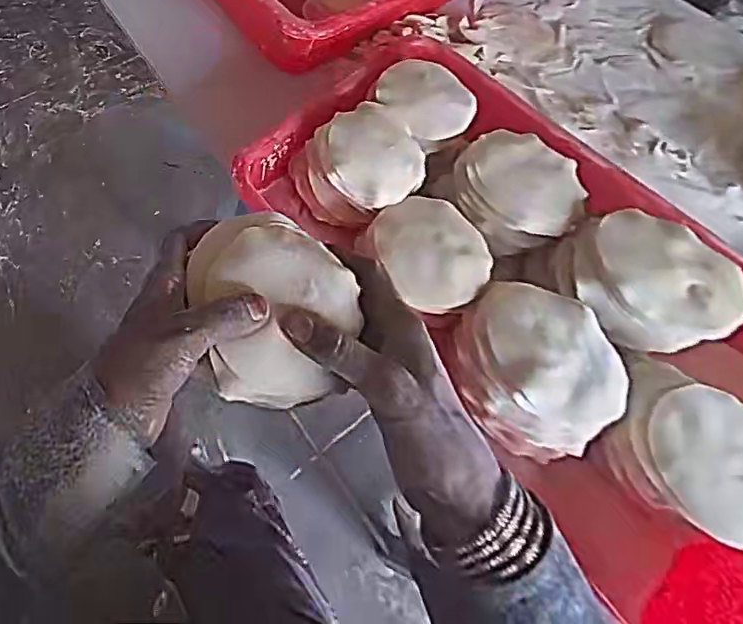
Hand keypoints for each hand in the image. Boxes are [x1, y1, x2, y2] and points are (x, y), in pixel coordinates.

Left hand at [92, 222, 269, 444]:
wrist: (114, 414)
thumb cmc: (142, 363)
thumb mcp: (185, 334)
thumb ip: (223, 316)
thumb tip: (261, 303)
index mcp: (162, 285)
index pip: (178, 241)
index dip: (202, 229)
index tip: (231, 229)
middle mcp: (166, 302)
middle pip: (195, 270)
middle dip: (223, 265)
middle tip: (254, 267)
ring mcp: (170, 330)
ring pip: (204, 305)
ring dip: (227, 302)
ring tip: (260, 301)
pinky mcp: (177, 358)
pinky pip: (208, 338)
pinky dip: (227, 337)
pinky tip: (248, 343)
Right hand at [281, 251, 503, 546]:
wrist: (460, 495)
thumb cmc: (433, 436)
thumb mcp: (388, 388)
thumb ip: (344, 353)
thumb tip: (293, 317)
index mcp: (402, 323)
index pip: (369, 270)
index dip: (338, 254)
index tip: (300, 246)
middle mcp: (393, 334)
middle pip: (355, 293)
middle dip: (322, 281)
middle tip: (281, 277)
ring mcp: (385, 361)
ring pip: (348, 323)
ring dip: (320, 314)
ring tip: (282, 309)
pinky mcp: (376, 387)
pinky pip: (343, 354)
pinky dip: (321, 348)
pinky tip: (298, 356)